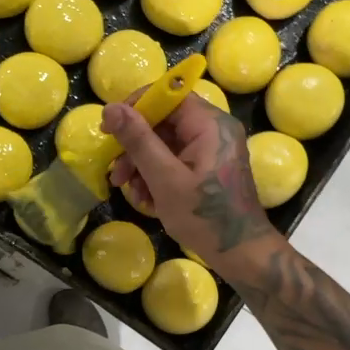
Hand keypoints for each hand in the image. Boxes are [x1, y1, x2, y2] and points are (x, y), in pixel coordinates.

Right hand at [103, 92, 284, 275]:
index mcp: (209, 124)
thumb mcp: (165, 178)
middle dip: (135, 147)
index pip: (168, 95)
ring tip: (133, 194)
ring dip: (142, 167)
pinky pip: (174, 161)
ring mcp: (211, 150)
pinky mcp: (208, 169)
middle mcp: (213, 130)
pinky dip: (157, 177)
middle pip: (163, 122)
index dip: (135, 107)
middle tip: (117, 175)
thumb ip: (138, 141)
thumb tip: (110, 108)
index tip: (108, 130)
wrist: (240, 253)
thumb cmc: (204, 216)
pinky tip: (148, 201)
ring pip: (165, 145)